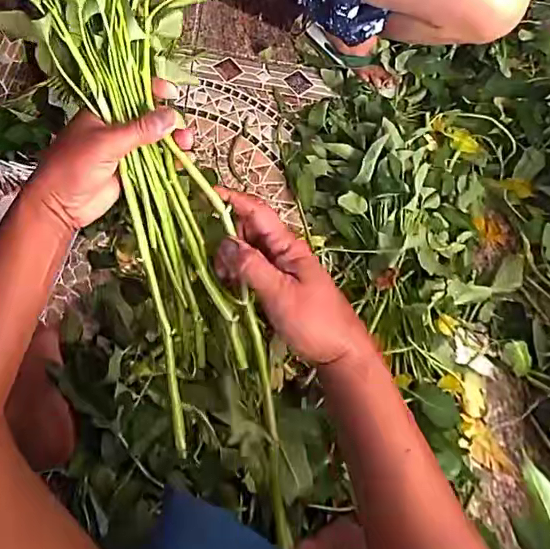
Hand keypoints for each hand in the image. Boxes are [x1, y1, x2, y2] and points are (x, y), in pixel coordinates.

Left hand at [23, 81, 191, 230]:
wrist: (58, 206)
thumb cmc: (71, 166)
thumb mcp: (106, 143)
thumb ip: (139, 130)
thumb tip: (170, 116)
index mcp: (103, 111)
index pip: (131, 91)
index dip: (152, 89)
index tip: (171, 92)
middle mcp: (115, 126)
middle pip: (149, 116)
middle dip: (169, 119)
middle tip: (183, 127)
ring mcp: (124, 149)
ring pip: (155, 139)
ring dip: (172, 140)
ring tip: (186, 144)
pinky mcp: (130, 170)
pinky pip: (154, 161)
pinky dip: (169, 160)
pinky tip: (183, 161)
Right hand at [214, 189, 375, 368]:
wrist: (342, 354)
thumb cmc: (316, 323)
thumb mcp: (280, 294)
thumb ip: (251, 266)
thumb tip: (224, 242)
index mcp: (287, 245)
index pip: (256, 212)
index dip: (232, 200)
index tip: (206, 194)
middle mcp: (283, 251)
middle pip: (247, 230)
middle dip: (227, 240)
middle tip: (220, 268)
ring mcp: (280, 267)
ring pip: (247, 250)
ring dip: (232, 260)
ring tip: (227, 283)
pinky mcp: (277, 285)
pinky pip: (251, 269)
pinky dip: (238, 274)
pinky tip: (234, 290)